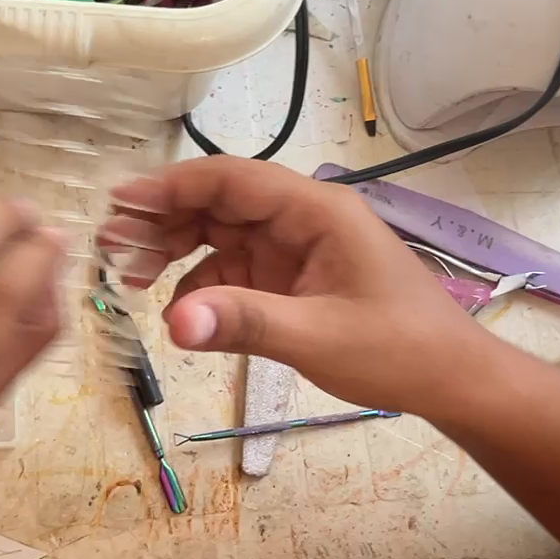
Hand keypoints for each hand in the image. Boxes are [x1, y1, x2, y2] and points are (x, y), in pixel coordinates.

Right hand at [105, 157, 501, 415]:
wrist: (449, 378)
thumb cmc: (397, 349)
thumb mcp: (318, 337)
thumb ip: (245, 323)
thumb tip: (171, 324)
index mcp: (315, 211)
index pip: (231, 180)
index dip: (172, 186)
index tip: (121, 203)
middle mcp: (300, 218)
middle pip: (218, 203)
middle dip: (163, 220)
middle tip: (110, 245)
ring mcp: (294, 248)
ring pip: (220, 234)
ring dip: (175, 250)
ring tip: (129, 275)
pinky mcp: (290, 277)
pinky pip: (234, 269)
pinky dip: (201, 285)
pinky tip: (177, 309)